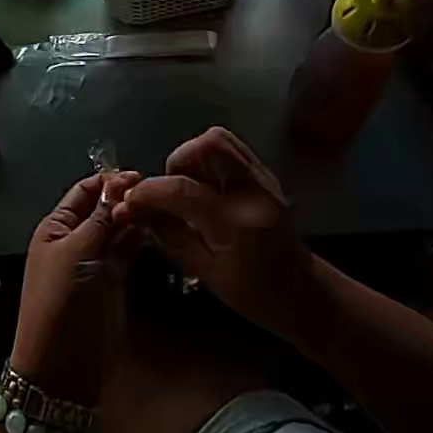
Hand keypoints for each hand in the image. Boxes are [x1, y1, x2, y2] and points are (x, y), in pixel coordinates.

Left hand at [12, 170, 141, 402]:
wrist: (62, 368)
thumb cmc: (59, 302)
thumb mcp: (75, 252)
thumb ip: (100, 218)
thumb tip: (118, 186)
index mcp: (56, 227)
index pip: (84, 191)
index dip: (109, 180)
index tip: (140, 176)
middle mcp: (76, 239)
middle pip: (103, 208)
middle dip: (126, 198)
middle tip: (158, 193)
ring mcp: (96, 260)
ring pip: (119, 228)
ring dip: (136, 217)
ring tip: (163, 208)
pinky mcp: (114, 280)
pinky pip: (128, 250)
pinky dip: (141, 238)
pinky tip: (160, 230)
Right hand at [113, 128, 315, 335]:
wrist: (303, 291)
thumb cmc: (255, 293)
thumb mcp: (205, 274)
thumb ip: (170, 236)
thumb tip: (135, 212)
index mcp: (236, 222)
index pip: (182, 190)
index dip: (148, 192)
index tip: (130, 201)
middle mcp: (252, 190)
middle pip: (208, 145)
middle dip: (177, 163)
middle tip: (170, 191)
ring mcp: (262, 177)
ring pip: (219, 139)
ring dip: (193, 157)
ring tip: (188, 187)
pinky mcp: (265, 173)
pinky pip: (230, 147)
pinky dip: (209, 158)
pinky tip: (206, 185)